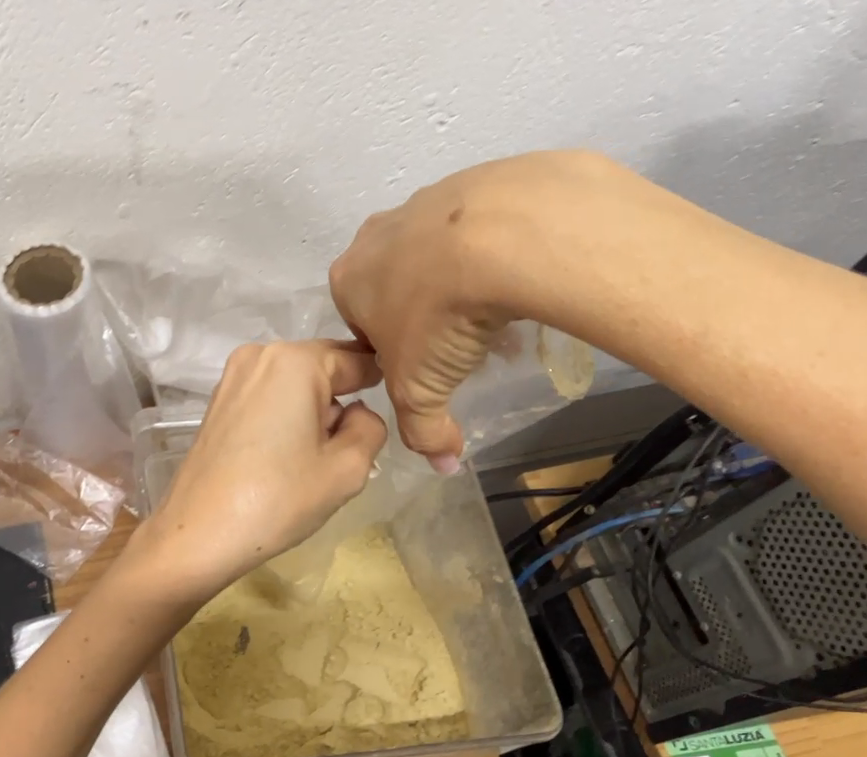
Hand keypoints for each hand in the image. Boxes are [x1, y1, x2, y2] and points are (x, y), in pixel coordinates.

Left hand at [136, 339, 386, 599]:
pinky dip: (282, 424)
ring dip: (310, 417)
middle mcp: (259, 356)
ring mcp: (231, 379)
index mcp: (295, 360)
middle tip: (338, 455)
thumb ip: (370, 428)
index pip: (358, 361)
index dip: (378, 389)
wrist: (196, 536)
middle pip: (323, 372)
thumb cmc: (276, 500)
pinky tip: (278, 463)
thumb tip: (357, 412)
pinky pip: (267, 403)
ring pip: (294, 389)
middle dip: (339, 405)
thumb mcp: (347, 468)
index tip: (383, 421)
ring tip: (305, 465)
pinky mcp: (215, 405)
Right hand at [329, 149, 637, 466]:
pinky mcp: (477, 179)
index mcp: (348, 281)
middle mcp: (376, 236)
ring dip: (459, 282)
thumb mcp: (420, 390)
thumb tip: (443, 467)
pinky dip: (494, 249)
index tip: (423, 364)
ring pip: (437, 254)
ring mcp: (425, 201)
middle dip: (424, 314)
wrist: (506, 235)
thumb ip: (423, 432)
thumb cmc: (438, 317)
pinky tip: (518, 272)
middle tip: (459, 341)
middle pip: (395, 286)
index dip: (391, 351)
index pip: (359, 324)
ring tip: (496, 310)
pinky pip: (480, 224)